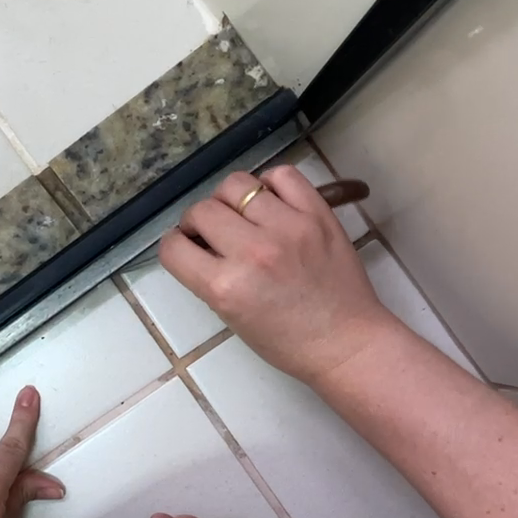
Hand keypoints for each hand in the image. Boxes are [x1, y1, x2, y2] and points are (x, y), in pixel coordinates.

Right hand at [161, 166, 398, 385]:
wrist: (344, 342)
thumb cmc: (285, 341)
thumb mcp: (231, 316)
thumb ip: (209, 278)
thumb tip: (197, 243)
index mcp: (225, 287)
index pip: (174, 247)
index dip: (174, 246)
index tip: (184, 248)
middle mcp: (252, 252)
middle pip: (201, 210)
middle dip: (196, 221)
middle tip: (211, 233)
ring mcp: (287, 227)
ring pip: (235, 185)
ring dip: (228, 199)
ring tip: (239, 214)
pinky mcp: (317, 213)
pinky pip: (282, 175)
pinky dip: (269, 184)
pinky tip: (270, 202)